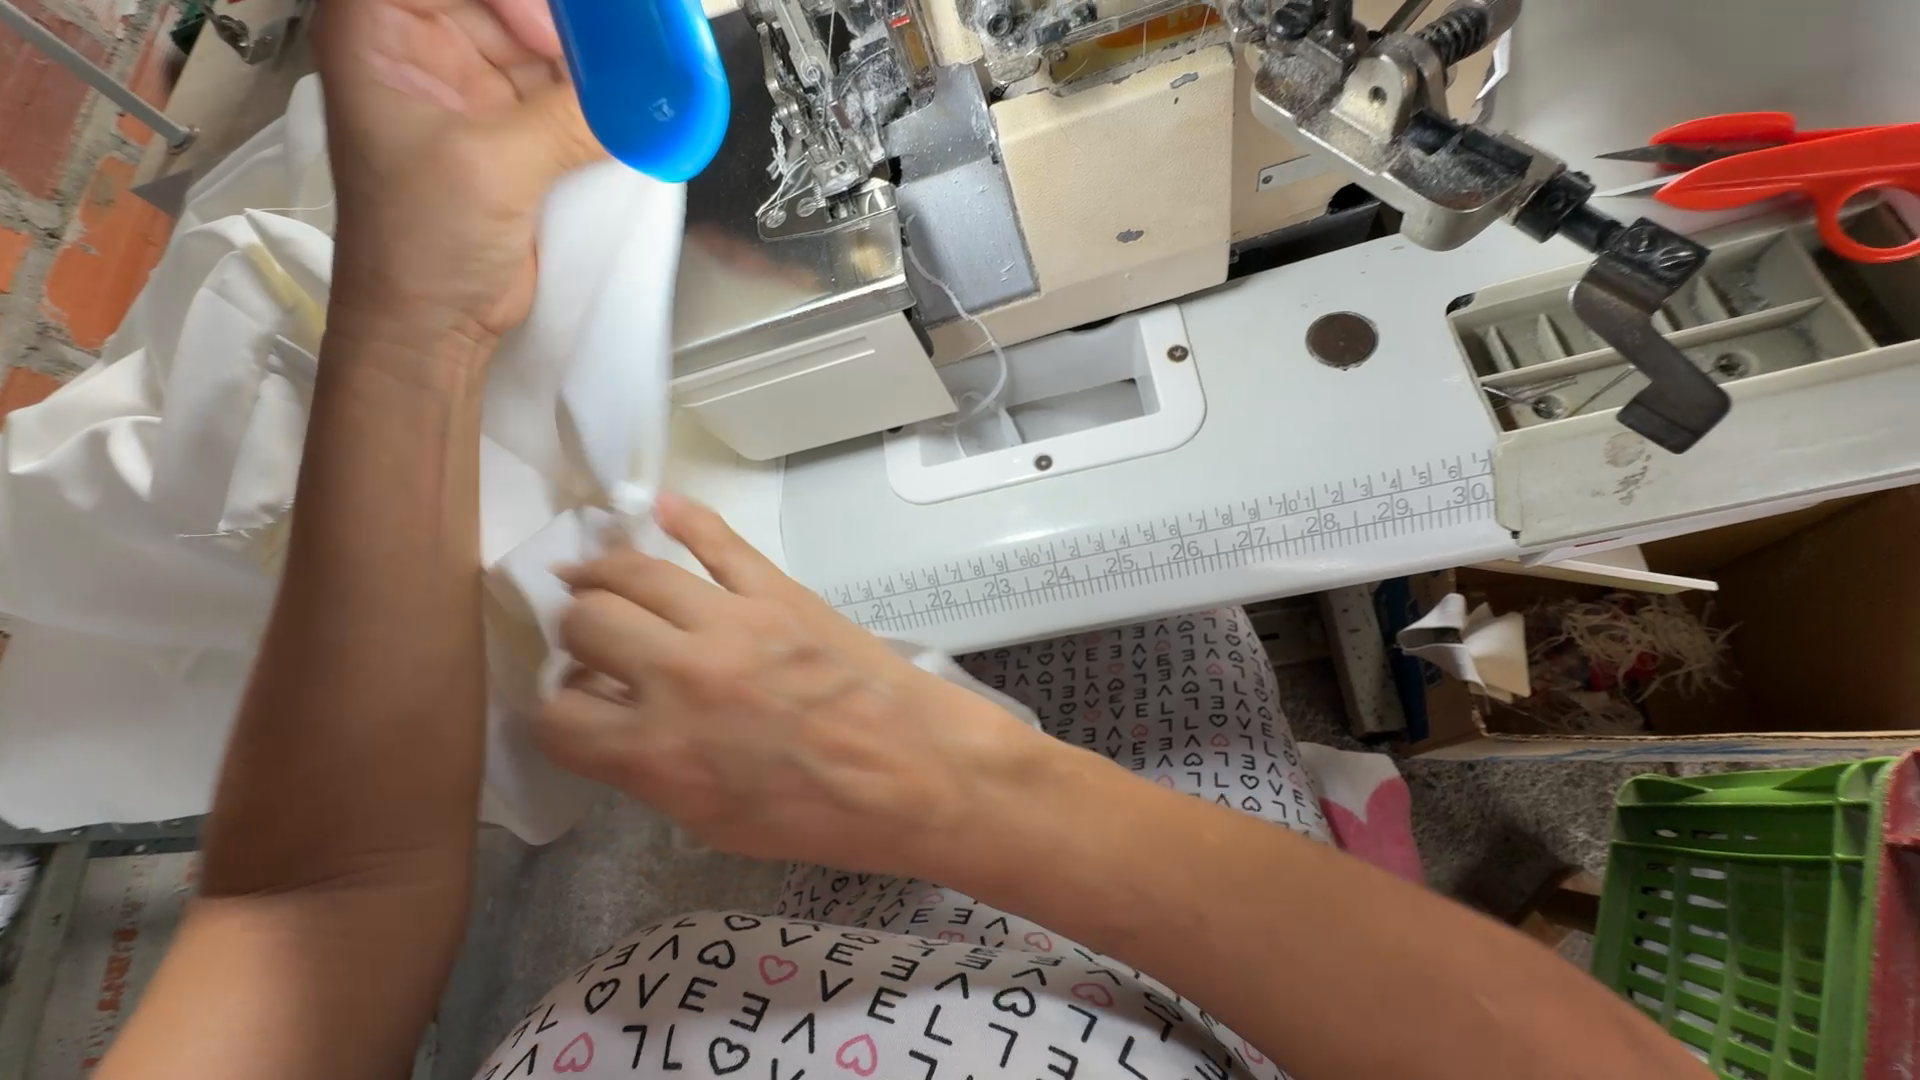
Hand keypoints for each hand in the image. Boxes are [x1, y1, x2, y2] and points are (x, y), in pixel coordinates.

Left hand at [313, 0, 605, 343]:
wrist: (434, 319)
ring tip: (638, 72)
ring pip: (540, 41)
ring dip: (588, 59)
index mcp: (377, 26)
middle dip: (560, 19)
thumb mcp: (492, 165)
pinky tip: (630, 104)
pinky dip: (597, 99)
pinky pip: (561, 93)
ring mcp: (473, 86)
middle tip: (619, 44)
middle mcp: (423, 42)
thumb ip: (568, 121)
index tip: (552, 37)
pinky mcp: (513, 129)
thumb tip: (648, 99)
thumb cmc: (425, 237)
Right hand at [536, 495, 1049, 873]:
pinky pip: (718, 539)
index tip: (565, 702)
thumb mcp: (716, 822)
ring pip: (632, 571)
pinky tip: (657, 506)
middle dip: (574, 635)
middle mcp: (678, 676)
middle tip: (589, 639)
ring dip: (600, 572)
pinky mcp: (777, 591)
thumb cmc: (820, 817)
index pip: (555, 716)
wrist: (914, 772)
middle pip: (584, 625)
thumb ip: (652, 772)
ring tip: (590, 574)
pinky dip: (683, 517)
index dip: (550, 709)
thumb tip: (615, 723)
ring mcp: (730, 622)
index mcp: (657, 752)